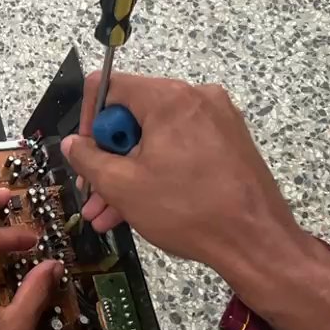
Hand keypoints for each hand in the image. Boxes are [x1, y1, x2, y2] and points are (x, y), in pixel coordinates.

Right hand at [63, 71, 307, 279]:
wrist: (257, 242)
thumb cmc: (187, 209)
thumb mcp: (122, 185)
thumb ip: (87, 159)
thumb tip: (73, 144)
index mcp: (168, 98)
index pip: (108, 87)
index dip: (87, 121)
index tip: (86, 156)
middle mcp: (196, 98)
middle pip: (132, 116)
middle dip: (107, 158)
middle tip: (93, 193)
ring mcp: (217, 119)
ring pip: (155, 138)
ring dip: (128, 172)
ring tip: (107, 212)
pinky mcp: (229, 142)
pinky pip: (179, 148)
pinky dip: (158, 171)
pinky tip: (139, 206)